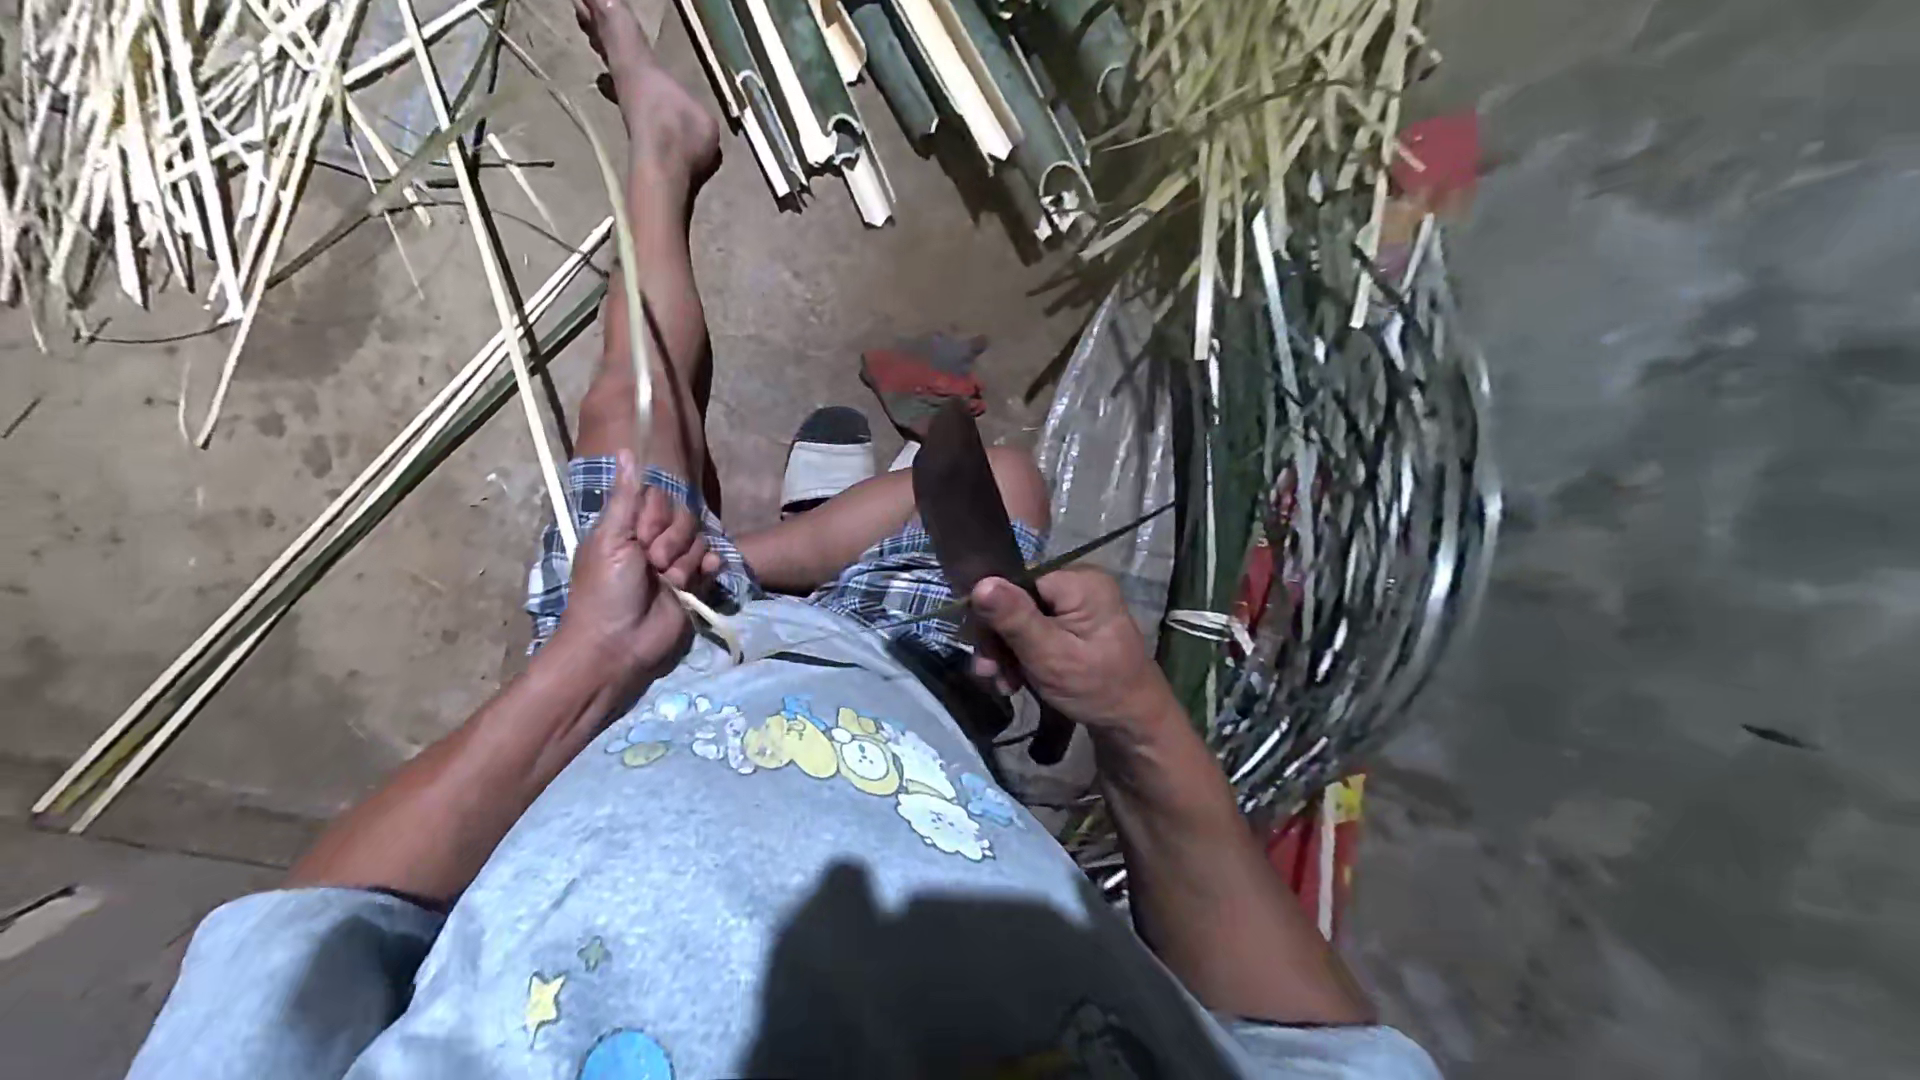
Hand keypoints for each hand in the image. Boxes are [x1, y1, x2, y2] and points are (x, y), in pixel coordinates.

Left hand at [550, 451, 720, 685]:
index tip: (640, 536)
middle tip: (652, 563)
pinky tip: (703, 574)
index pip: (659, 499)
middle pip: (683, 518)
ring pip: (698, 540)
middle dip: (670, 540)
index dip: (655, 515)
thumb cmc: (605, 590)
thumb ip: (625, 497)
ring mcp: (675, 564)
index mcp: (628, 528)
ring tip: (668, 582)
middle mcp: (653, 542)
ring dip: (684, 560)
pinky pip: (711, 562)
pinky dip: (709, 566)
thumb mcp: (610, 539)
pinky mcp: (694, 585)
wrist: (618, 643)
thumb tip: (626, 449)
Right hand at [968, 568, 1183, 738]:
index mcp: (1078, 581)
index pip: (1016, 582)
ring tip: (1004, 683)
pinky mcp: (1073, 623)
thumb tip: (980, 582)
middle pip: (1016, 601)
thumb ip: (1014, 619)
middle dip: (999, 641)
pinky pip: (1034, 629)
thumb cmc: (1096, 688)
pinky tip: (1015, 679)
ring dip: (1006, 653)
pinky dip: (1021, 654)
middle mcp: (1077, 583)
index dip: (993, 614)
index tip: (985, 651)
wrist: (1133, 723)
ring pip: (1020, 619)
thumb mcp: (1050, 655)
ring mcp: (1076, 604)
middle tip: (991, 674)